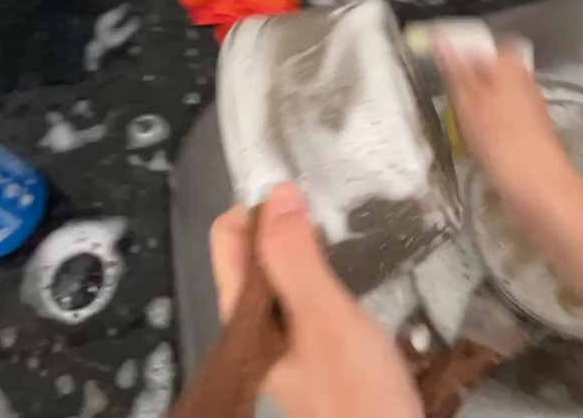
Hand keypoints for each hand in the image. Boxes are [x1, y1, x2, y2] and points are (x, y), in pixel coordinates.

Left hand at [210, 184, 422, 417]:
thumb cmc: (354, 393)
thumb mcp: (323, 317)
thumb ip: (296, 258)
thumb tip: (276, 192)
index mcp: (244, 316)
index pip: (228, 237)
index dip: (257, 204)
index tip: (299, 189)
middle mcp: (256, 325)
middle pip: (254, 249)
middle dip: (284, 217)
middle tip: (327, 205)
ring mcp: (286, 338)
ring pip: (283, 268)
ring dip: (306, 240)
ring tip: (341, 224)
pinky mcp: (316, 346)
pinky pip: (307, 288)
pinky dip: (324, 265)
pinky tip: (352, 264)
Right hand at [435, 37, 572, 204]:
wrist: (538, 186)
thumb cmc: (499, 137)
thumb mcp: (467, 97)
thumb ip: (453, 65)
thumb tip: (440, 36)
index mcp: (509, 62)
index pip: (477, 46)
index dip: (457, 57)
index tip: (442, 74)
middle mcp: (522, 78)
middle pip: (484, 73)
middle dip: (465, 87)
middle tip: (451, 105)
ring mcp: (528, 105)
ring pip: (490, 98)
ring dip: (474, 111)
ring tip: (463, 129)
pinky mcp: (529, 131)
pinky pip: (499, 120)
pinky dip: (486, 129)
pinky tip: (479, 146)